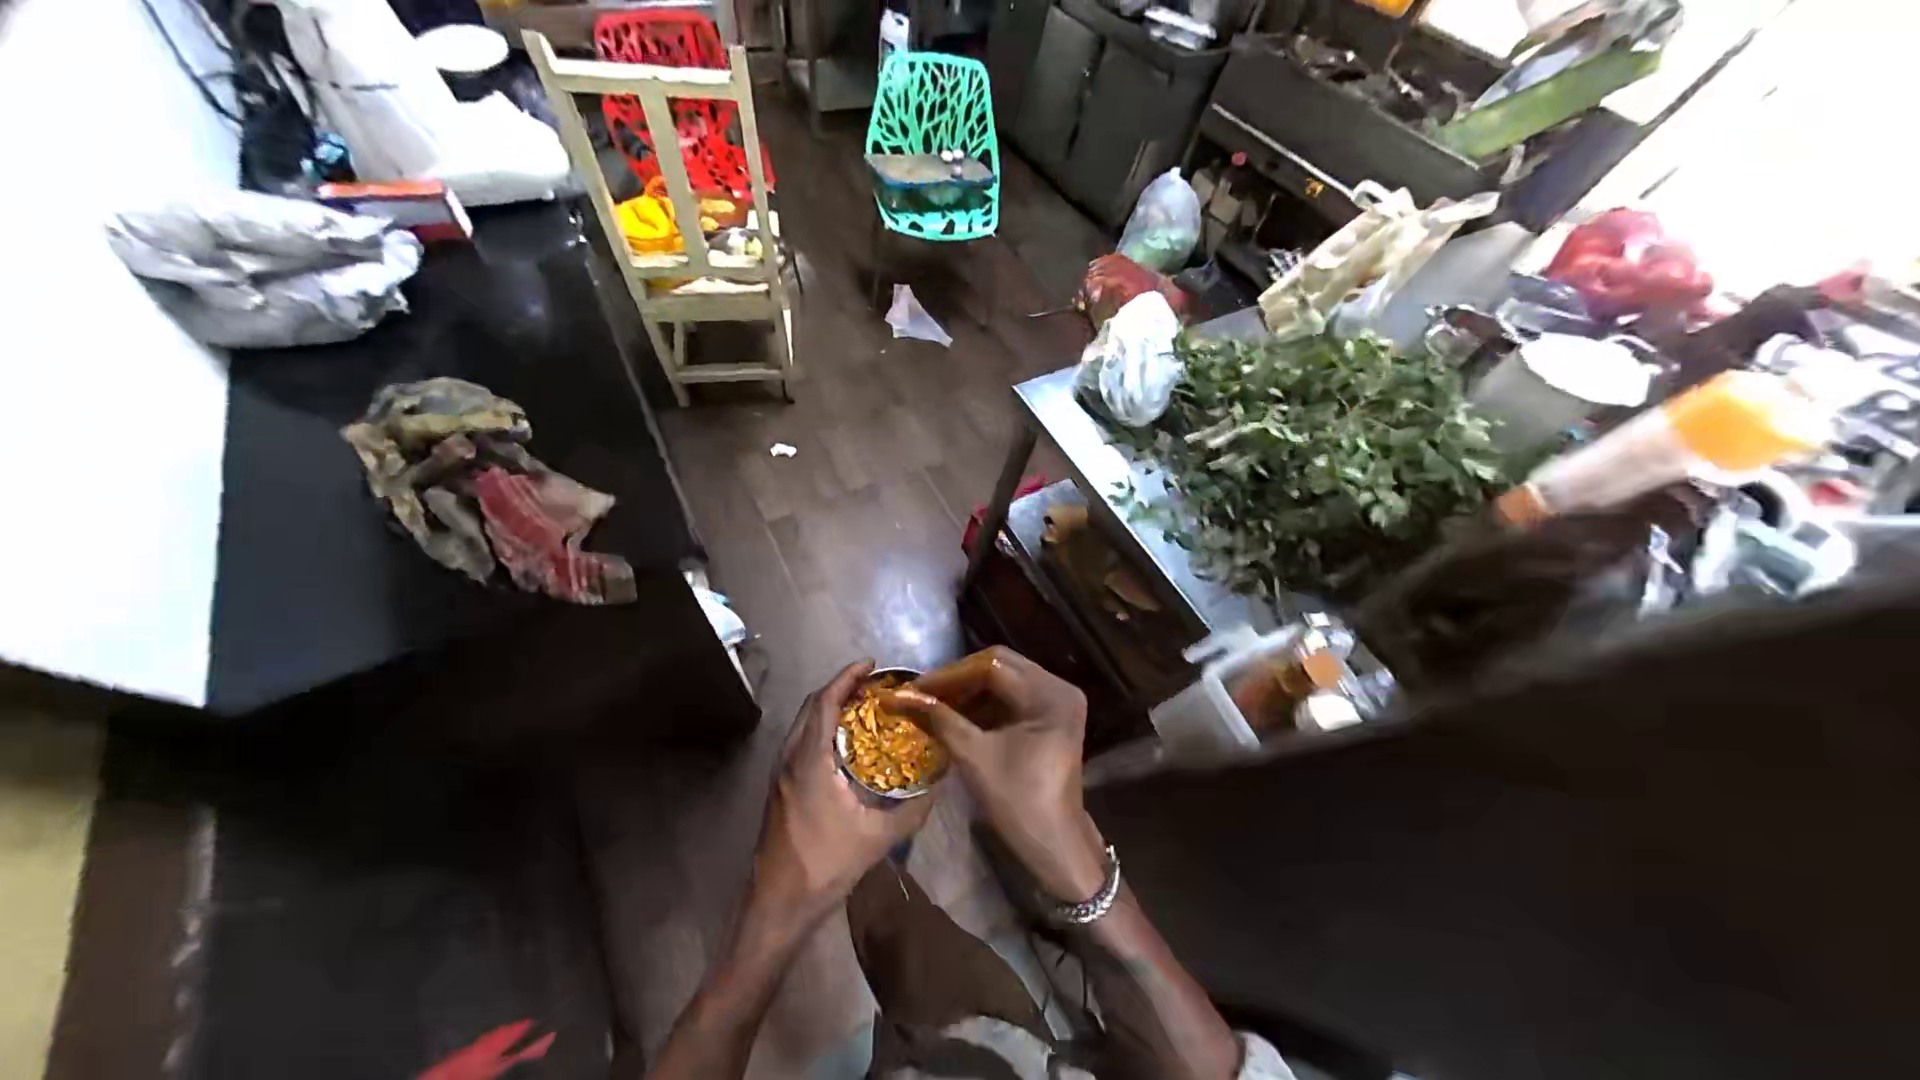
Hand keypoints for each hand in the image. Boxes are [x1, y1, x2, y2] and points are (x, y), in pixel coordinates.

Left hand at [751, 660, 933, 921]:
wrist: (778, 903)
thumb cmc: (824, 865)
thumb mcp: (877, 839)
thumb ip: (912, 810)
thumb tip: (941, 784)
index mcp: (809, 761)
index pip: (824, 702)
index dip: (845, 678)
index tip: (870, 664)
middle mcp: (789, 758)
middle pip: (811, 706)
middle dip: (839, 687)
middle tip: (872, 684)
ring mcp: (780, 772)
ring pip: (803, 723)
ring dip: (828, 706)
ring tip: (863, 707)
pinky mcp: (779, 786)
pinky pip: (801, 740)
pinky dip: (821, 727)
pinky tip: (845, 743)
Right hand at [887, 647, 1107, 901]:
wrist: (1054, 843)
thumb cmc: (1018, 801)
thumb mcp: (974, 756)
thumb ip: (940, 718)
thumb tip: (900, 695)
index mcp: (1049, 695)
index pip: (992, 667)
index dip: (949, 675)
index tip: (914, 687)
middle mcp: (1059, 687)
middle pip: (999, 666)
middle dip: (958, 678)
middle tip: (923, 692)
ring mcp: (1057, 699)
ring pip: (1004, 678)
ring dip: (968, 689)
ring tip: (933, 701)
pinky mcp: (1050, 713)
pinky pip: (1012, 694)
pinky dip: (983, 701)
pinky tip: (955, 711)